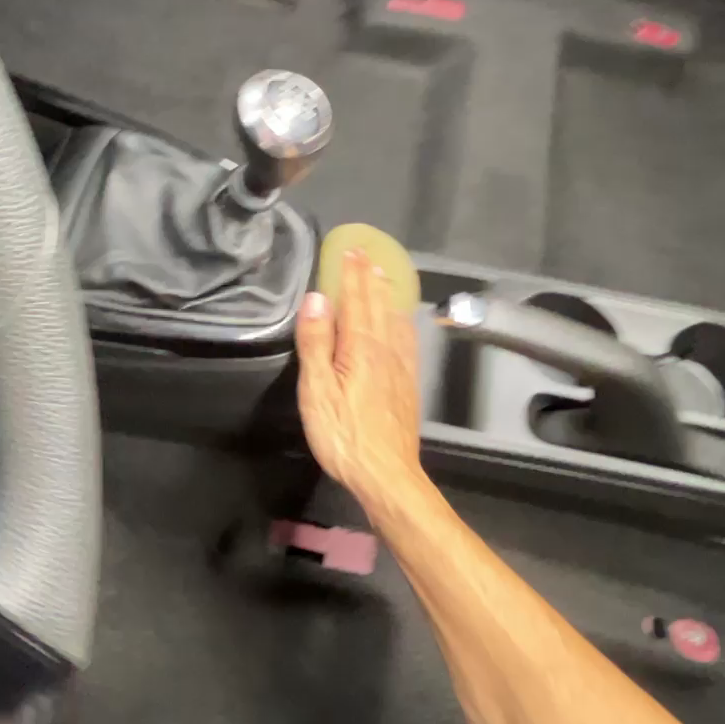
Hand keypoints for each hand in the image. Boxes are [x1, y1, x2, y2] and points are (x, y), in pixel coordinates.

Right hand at [295, 249, 423, 502]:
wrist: (387, 474)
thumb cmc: (344, 435)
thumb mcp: (317, 391)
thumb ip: (316, 343)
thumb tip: (316, 299)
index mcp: (359, 348)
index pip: (355, 301)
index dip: (351, 274)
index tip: (349, 249)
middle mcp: (385, 350)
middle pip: (377, 306)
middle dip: (369, 278)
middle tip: (365, 254)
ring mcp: (400, 368)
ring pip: (394, 320)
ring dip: (387, 295)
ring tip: (383, 276)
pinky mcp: (408, 385)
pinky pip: (407, 341)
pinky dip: (402, 322)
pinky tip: (403, 323)